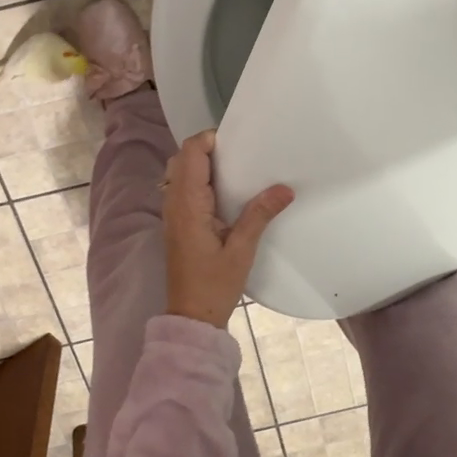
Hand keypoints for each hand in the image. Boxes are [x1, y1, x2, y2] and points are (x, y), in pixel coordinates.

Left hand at [164, 131, 294, 328]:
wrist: (191, 316)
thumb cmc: (214, 284)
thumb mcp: (242, 250)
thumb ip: (259, 215)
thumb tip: (284, 188)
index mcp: (188, 204)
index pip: (190, 153)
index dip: (209, 140)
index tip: (237, 143)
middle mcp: (174, 203)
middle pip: (182, 158)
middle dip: (207, 149)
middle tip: (239, 155)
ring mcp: (172, 213)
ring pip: (179, 172)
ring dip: (201, 164)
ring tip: (234, 170)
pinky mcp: (176, 223)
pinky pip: (182, 188)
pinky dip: (198, 179)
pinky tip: (224, 192)